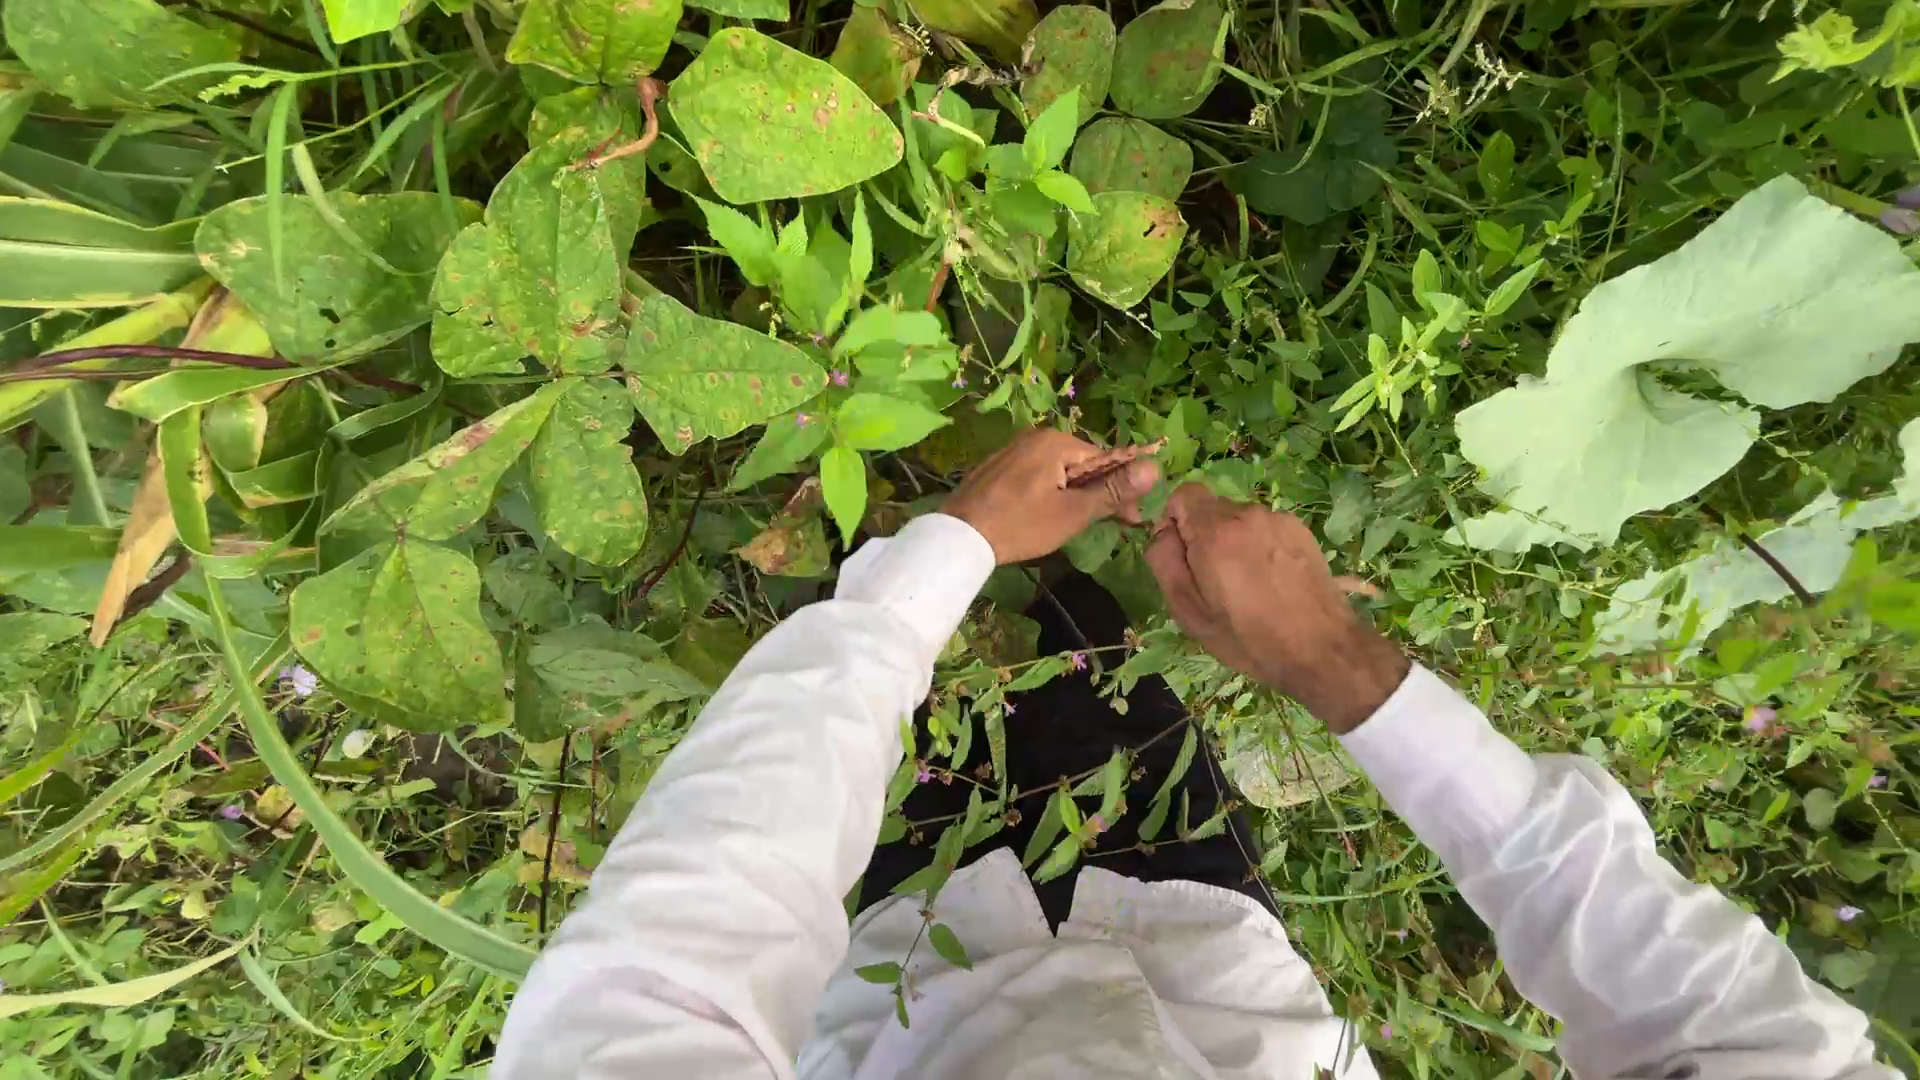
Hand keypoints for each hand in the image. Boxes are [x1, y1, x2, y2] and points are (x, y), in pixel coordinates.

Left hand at [944, 429, 1158, 564]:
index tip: (1130, 518)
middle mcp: (1033, 437)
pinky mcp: (995, 468)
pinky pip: (1033, 476)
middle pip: (1079, 464)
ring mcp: (1011, 451)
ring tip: (1073, 524)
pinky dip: (1046, 493)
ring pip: (1056, 472)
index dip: (1120, 490)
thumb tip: (1154, 467)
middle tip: (1105, 525)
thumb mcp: (1073, 512)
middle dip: (1096, 492)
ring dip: (1071, 495)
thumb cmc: (1021, 524)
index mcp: (1055, 441)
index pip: (1104, 460)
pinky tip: (1043, 516)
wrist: (959, 536)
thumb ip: (1113, 490)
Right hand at [1144, 484, 1408, 732]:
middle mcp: (1247, 514)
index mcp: (1215, 532)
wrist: (1322, 651)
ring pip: (1238, 520)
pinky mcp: (1301, 530)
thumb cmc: (1247, 638)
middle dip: (1203, 536)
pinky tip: (1271, 581)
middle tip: (1214, 580)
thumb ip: (1164, 563)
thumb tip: (1162, 533)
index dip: (1174, 520)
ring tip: (1246, 584)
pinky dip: (1258, 546)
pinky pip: (1264, 528)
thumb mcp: (1189, 611)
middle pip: (1210, 509)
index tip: (1182, 555)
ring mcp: (1278, 520)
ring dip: (1232, 542)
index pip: (1183, 494)